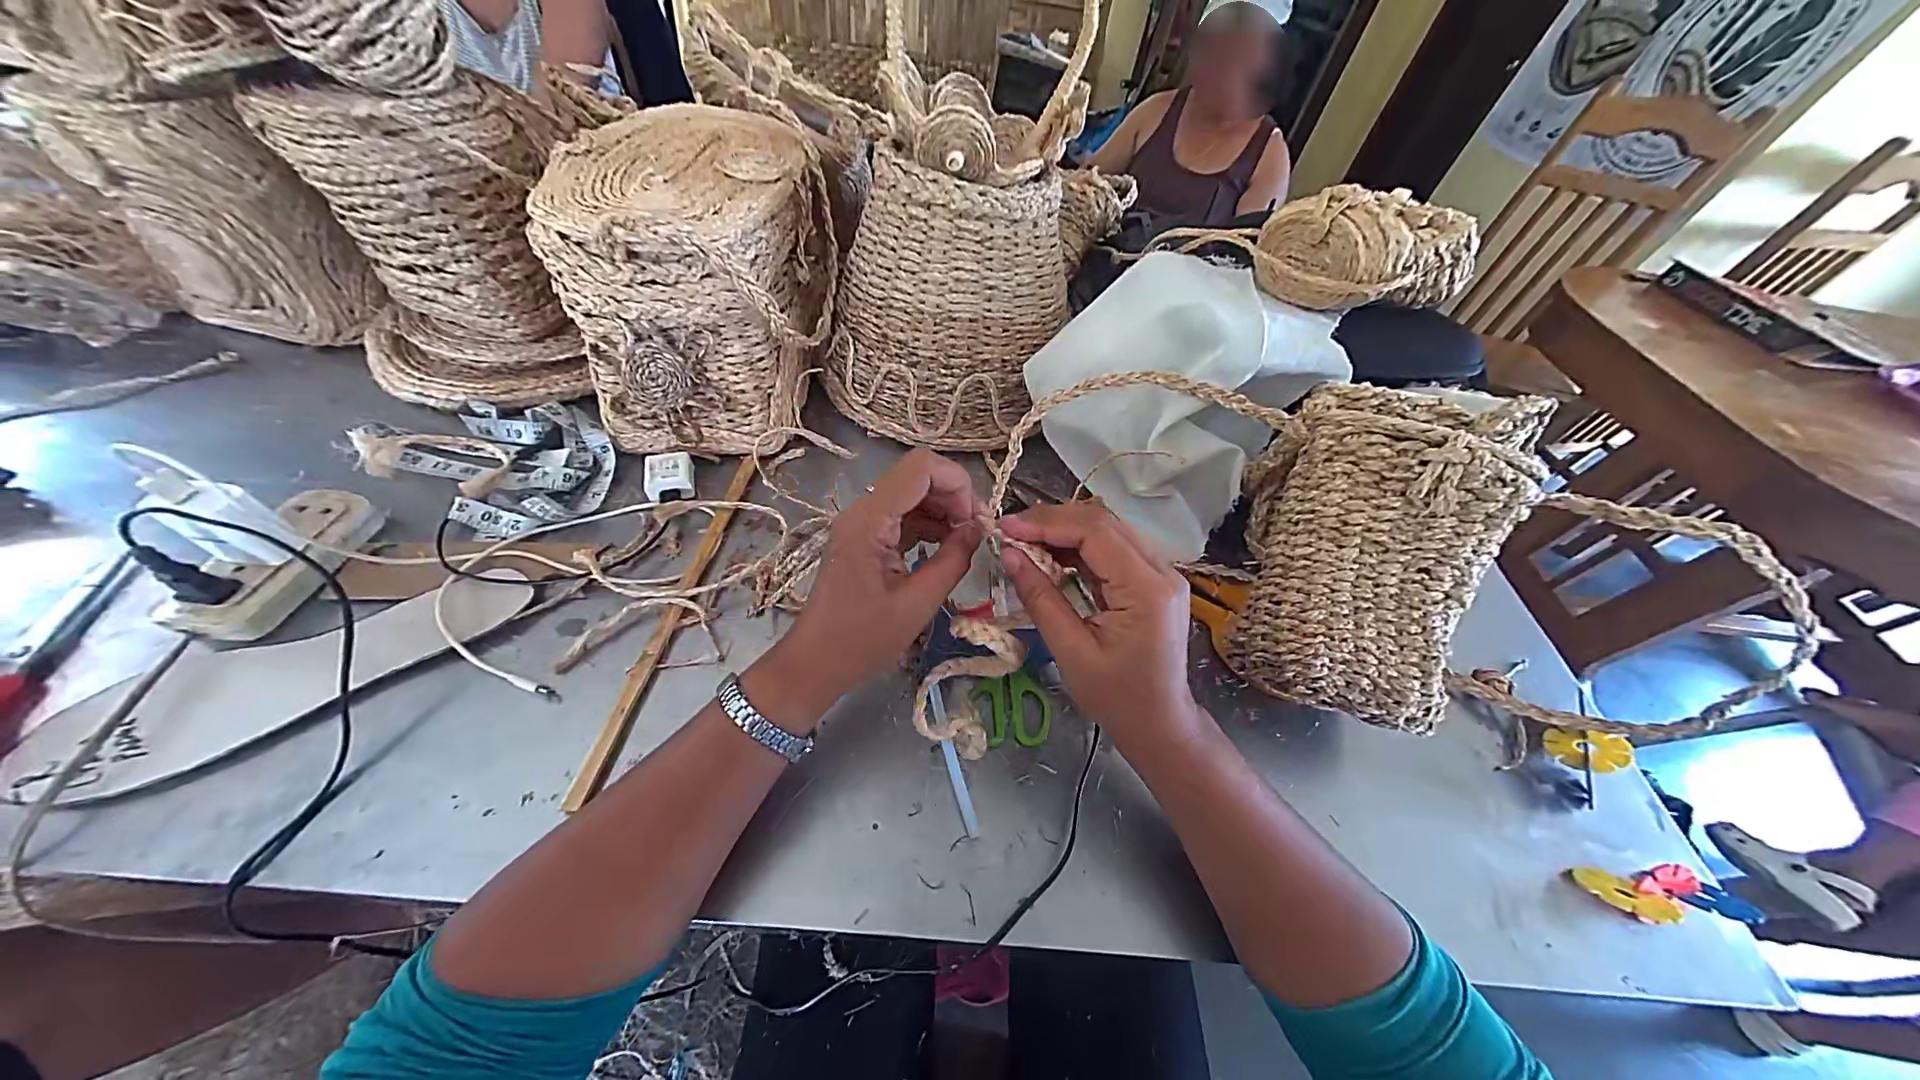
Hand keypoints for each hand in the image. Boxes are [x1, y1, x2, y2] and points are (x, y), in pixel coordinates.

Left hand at [746, 449, 982, 731]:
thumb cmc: (862, 641)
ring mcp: (862, 525)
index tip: (977, 519)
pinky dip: (929, 527)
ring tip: (965, 543)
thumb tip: (979, 529)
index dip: (957, 483)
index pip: (920, 468)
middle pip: (917, 477)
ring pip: (913, 496)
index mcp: (870, 521)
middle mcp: (863, 512)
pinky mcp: (865, 540)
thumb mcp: (917, 604)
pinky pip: (903, 518)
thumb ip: (953, 560)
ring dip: (944, 512)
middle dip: (954, 497)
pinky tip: (946, 549)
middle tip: (977, 532)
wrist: (814, 664)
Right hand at [1000, 502, 1204, 752]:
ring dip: (1064, 530)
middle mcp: (1161, 571)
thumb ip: (1040, 598)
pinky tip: (1051, 555)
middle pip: (1103, 522)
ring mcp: (1161, 573)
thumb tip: (1009, 554)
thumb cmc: (1116, 698)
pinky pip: (1113, 549)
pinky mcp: (1153, 580)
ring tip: (1024, 541)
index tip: (1007, 528)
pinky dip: (1079, 547)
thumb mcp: (1071, 652)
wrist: (1160, 724)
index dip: (1047, 523)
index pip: (1095, 531)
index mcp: (1146, 589)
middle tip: (1011, 532)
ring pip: (1108, 530)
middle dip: (1053, 521)